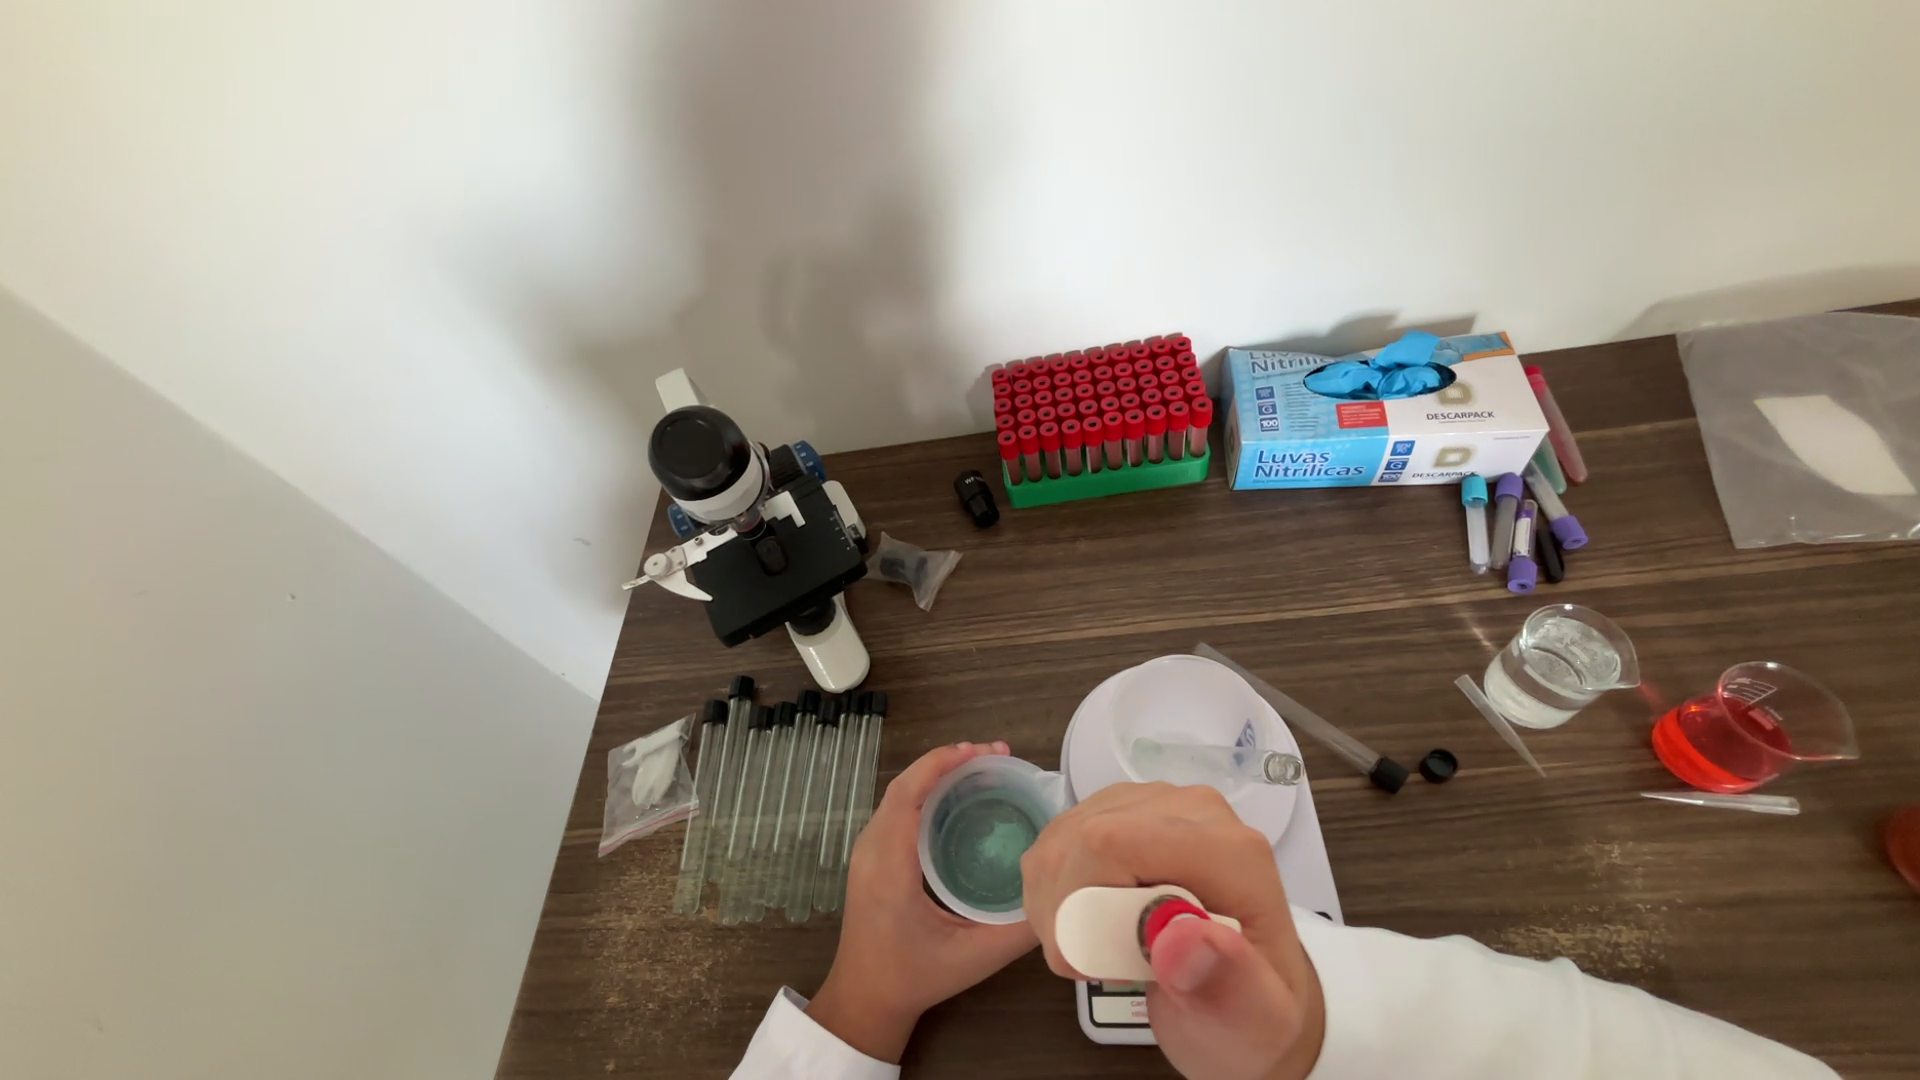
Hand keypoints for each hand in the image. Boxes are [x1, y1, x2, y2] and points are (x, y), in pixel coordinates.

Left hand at [807, 742, 1037, 1062]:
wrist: (864, 1000)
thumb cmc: (914, 978)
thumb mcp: (973, 957)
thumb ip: (1017, 928)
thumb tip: (1056, 890)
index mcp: (889, 865)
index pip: (907, 794)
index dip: (940, 764)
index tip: (979, 751)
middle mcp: (872, 849)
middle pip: (904, 785)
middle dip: (947, 761)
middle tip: (995, 756)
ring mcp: (867, 850)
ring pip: (900, 793)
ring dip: (937, 774)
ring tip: (982, 767)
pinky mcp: (872, 855)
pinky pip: (898, 809)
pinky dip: (927, 791)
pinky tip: (957, 796)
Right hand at [1020, 783, 1325, 1079]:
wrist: (1242, 991)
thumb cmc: (1248, 1011)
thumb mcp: (1257, 1021)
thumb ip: (1231, 984)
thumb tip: (1182, 936)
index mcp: (1227, 849)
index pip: (1112, 842)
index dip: (1083, 903)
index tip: (1100, 963)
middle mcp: (1189, 808)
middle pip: (1082, 838)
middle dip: (1069, 912)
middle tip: (1103, 965)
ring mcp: (1149, 800)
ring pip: (1062, 838)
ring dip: (1060, 904)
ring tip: (1104, 949)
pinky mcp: (1118, 807)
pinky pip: (1058, 838)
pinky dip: (1056, 890)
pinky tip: (1093, 920)